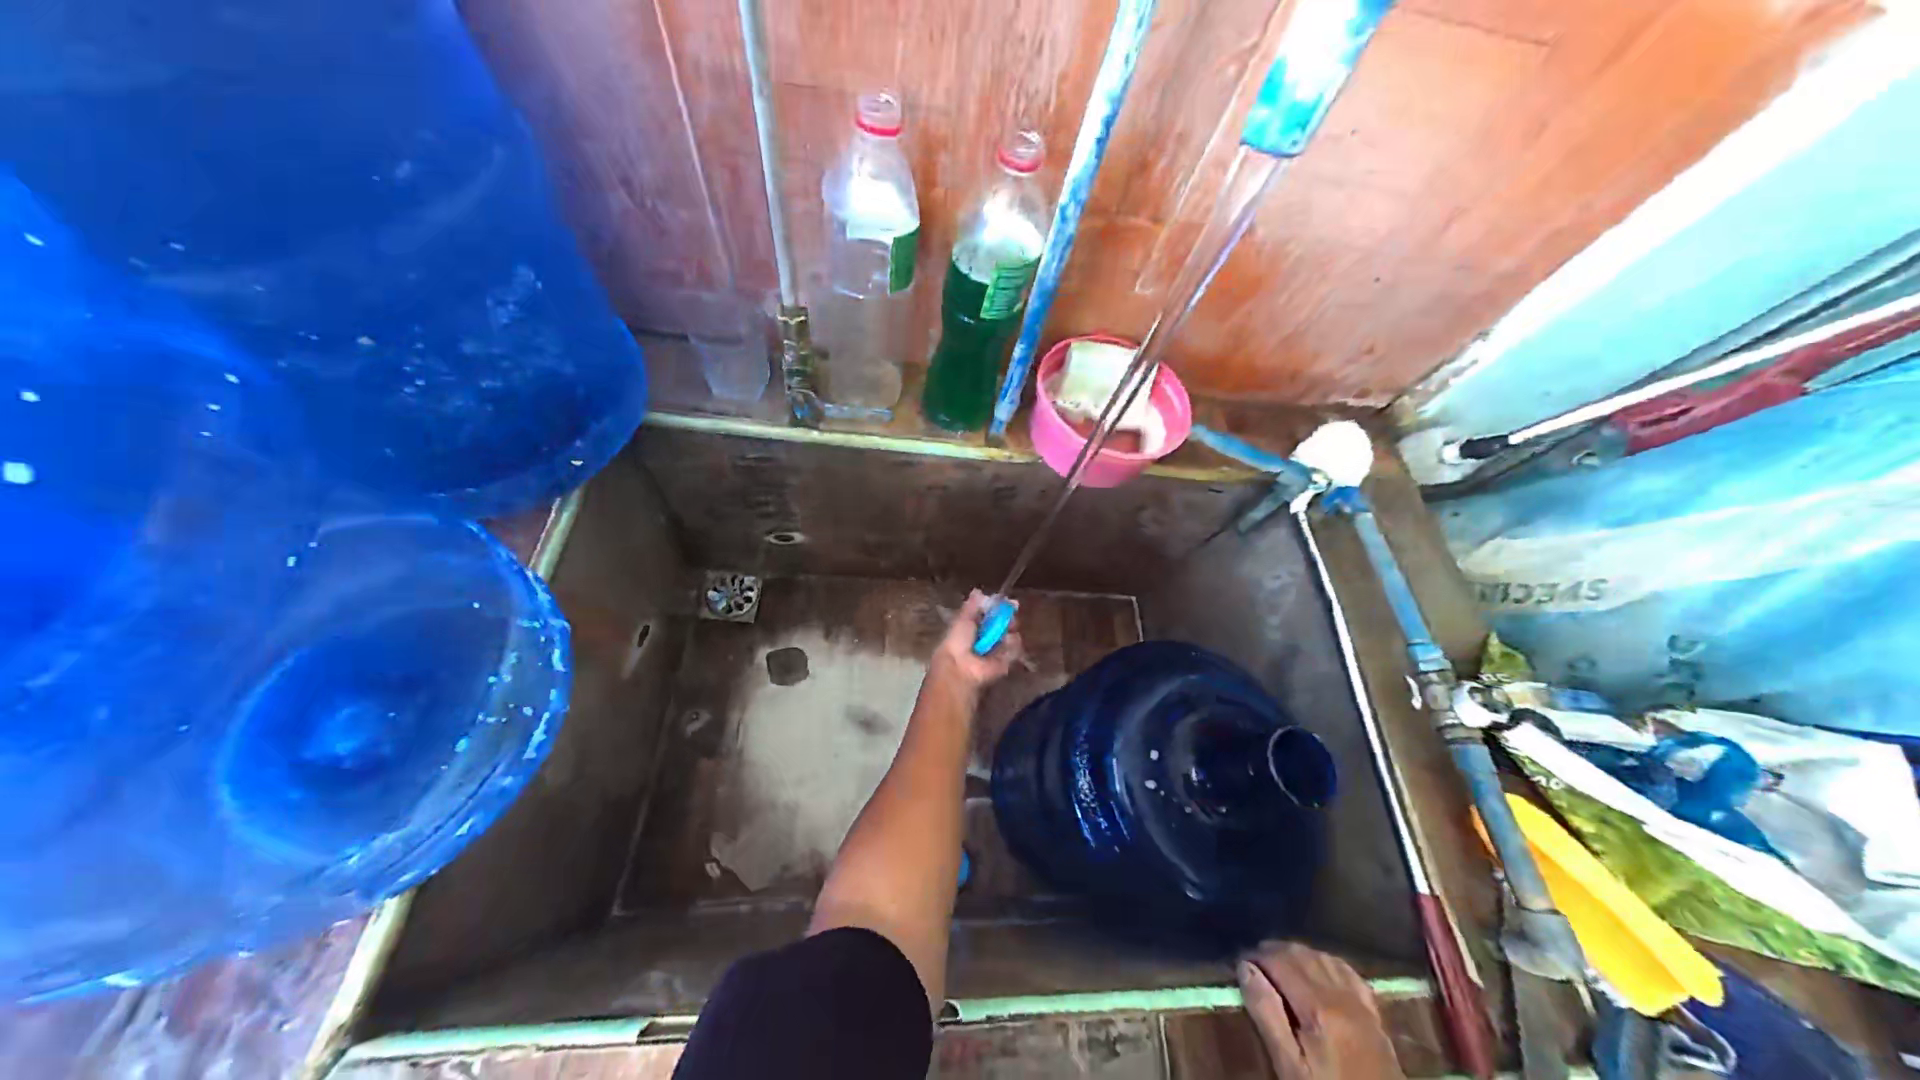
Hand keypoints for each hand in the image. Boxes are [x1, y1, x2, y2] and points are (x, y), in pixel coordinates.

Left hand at [928, 590, 1021, 692]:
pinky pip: (1015, 649)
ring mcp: (997, 650)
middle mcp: (987, 638)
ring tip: (1005, 632)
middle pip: (1005, 623)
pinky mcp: (1006, 662)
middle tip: (1010, 615)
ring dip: (1010, 631)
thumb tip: (979, 591)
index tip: (1010, 602)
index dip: (1001, 607)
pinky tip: (1006, 644)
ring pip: (1012, 635)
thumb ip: (972, 606)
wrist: (960, 668)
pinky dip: (1012, 645)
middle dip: (1008, 618)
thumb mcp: (962, 619)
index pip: (992, 614)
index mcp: (974, 627)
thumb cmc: (957, 641)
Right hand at [1239, 942, 1405, 1079]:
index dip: (1255, 956)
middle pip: (1301, 954)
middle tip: (1253, 964)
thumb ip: (1267, 1015)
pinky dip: (1325, 962)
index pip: (1279, 962)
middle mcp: (1340, 996)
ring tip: (1278, 966)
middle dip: (1273, 951)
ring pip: (1322, 957)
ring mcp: (1360, 1003)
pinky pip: (1347, 972)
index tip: (1239, 963)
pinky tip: (1316, 970)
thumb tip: (1245, 968)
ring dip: (1297, 954)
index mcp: (1317, 1009)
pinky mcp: (1373, 1014)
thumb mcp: (1289, 1067)